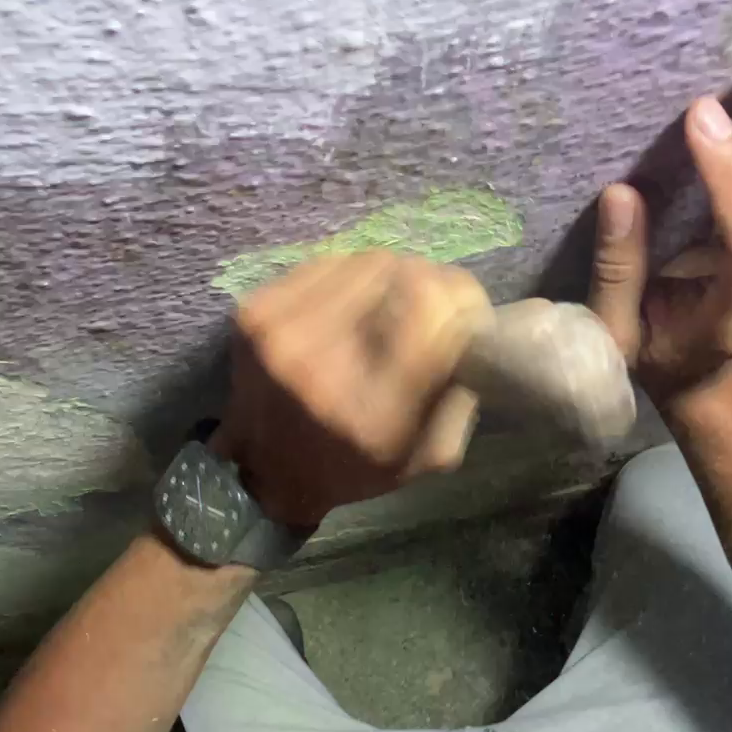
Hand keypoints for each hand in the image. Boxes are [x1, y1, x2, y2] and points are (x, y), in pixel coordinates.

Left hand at [216, 251, 488, 527]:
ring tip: (390, 311)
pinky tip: (351, 310)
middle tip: (432, 312)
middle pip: (405, 272)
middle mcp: (322, 364)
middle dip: (432, 286)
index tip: (466, 315)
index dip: (462, 298)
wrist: (264, 471)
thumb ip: (461, 395)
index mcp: (372, 412)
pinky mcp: (256, 310)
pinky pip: (328, 263)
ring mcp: (281, 330)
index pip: (431, 304)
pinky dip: (351, 280)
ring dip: (393, 280)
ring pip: (368, 260)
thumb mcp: (426, 458)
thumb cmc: (355, 471)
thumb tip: (475, 325)